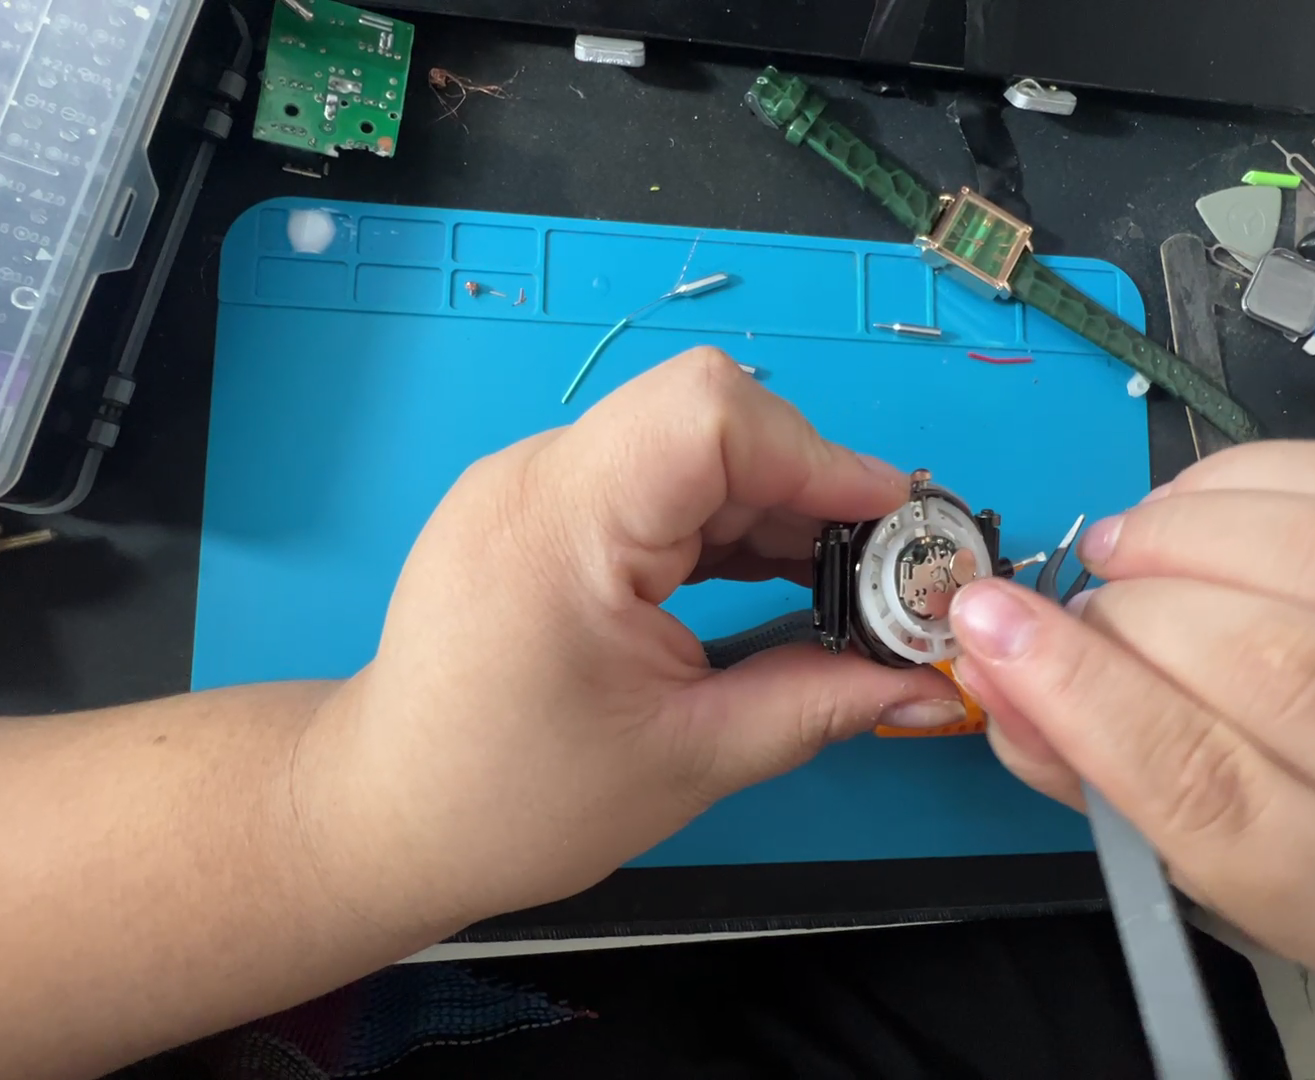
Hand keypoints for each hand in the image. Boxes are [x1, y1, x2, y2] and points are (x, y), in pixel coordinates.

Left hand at [296, 348, 962, 929]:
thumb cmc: (517, 802)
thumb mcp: (689, 759)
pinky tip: (774, 570)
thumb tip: (928, 687)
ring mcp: (537, 484)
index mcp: (562, 524)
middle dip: (809, 484)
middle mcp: (540, 475)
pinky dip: (727, 521)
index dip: (815, 454)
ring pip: (688, 447)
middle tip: (878, 565)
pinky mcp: (545, 507)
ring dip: (774, 504)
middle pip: (705, 420)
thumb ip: (819, 705)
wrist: (385, 811)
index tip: (890, 519)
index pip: (706, 416)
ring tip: (838, 576)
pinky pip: (656, 482)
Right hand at [948, 441, 1314, 982]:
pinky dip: (1247, 477)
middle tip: (1083, 602)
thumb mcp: (1160, 830)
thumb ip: (1062, 751)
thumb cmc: (1283, 825)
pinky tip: (1186, 507)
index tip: (990, 618)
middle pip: (1290, 670)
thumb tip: (982, 658)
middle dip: (1138, 613)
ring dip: (1189, 532)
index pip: (1214, 793)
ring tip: (1122, 546)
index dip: (1084, 693)